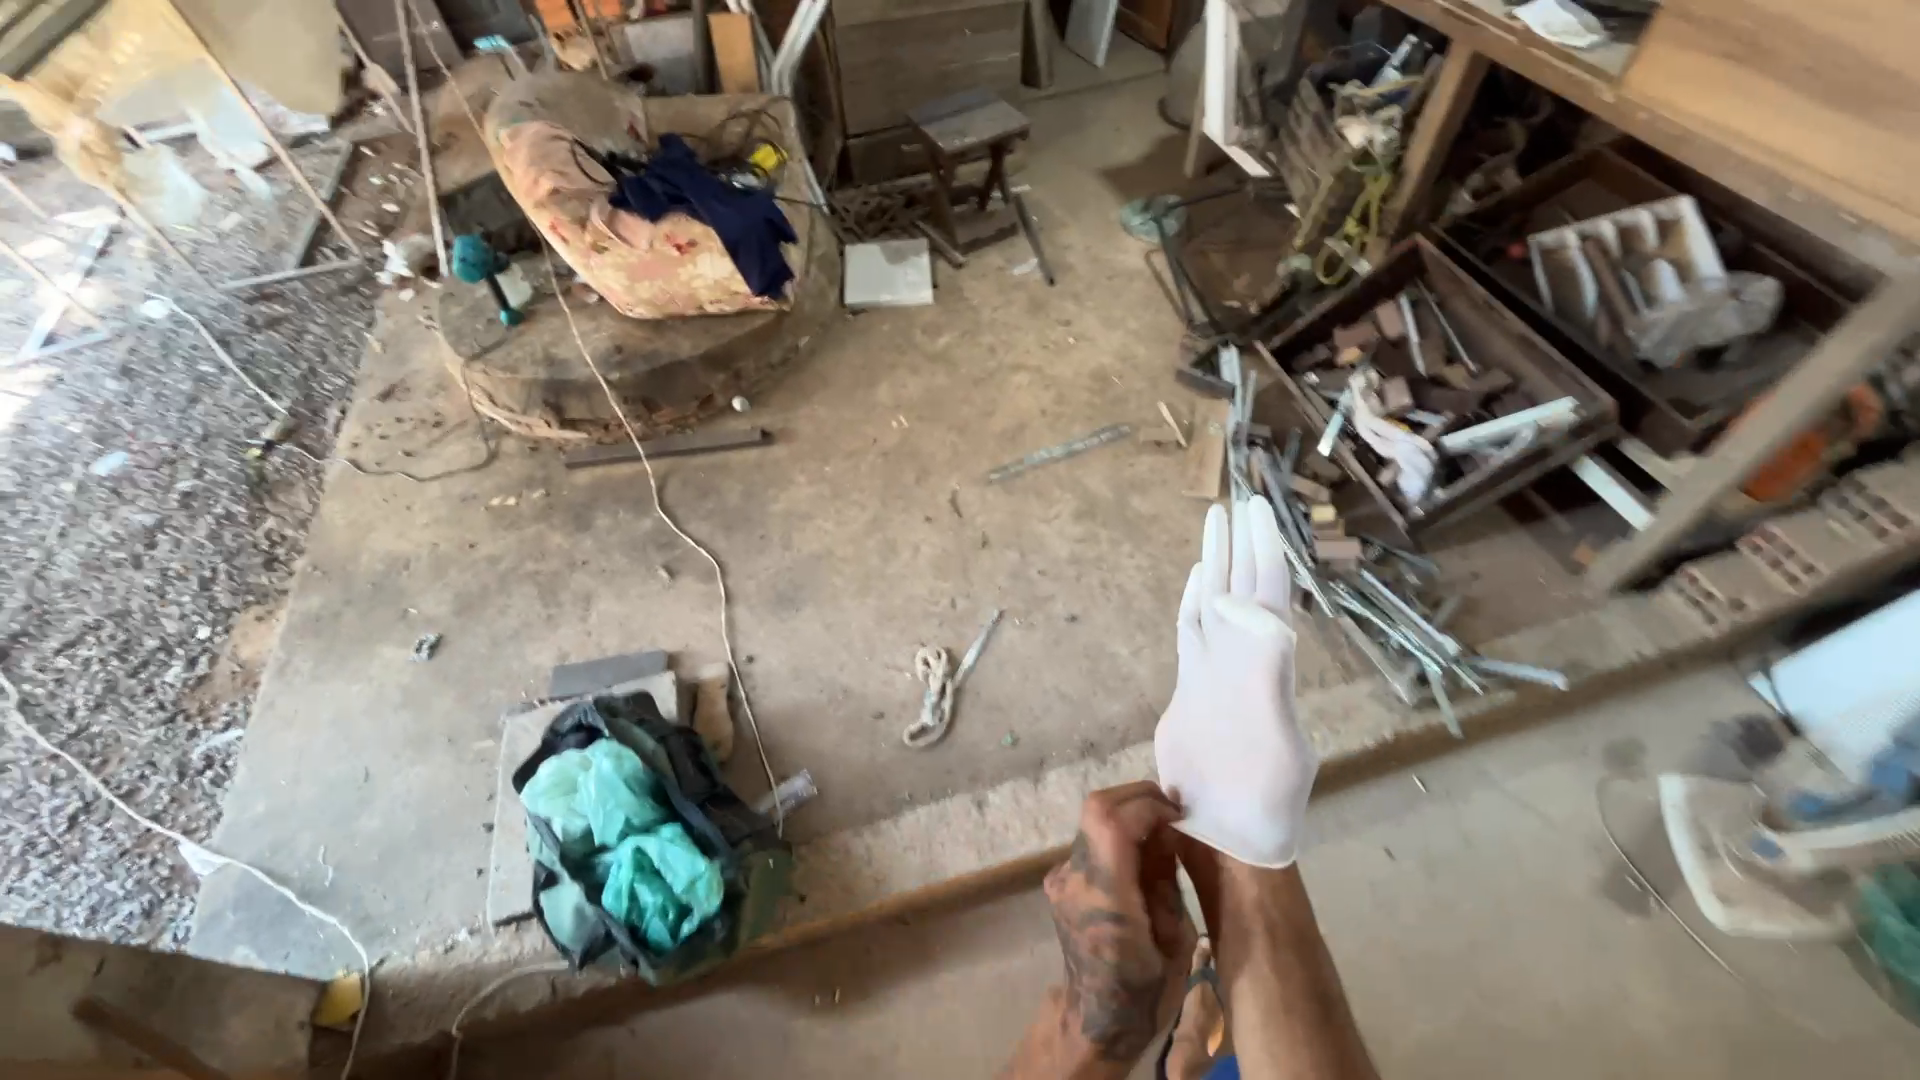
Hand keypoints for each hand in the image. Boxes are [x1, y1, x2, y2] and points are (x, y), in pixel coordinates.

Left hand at [1042, 782, 1196, 1066]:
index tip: (1179, 814)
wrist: (1097, 1020)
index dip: (1149, 806)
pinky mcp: (1060, 880)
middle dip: (1139, 798)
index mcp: (1104, 897)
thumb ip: (1165, 878)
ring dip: (1129, 814)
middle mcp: (1073, 878)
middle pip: (1098, 807)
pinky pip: (1091, 840)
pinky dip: (1118, 834)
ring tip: (1160, 833)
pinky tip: (1139, 856)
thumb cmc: (1145, 990)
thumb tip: (1167, 829)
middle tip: (1172, 813)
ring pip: (1093, 819)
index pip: (1114, 822)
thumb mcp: (1176, 938)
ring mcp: (1060, 877)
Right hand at [1155, 499, 1318, 867]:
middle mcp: (1242, 657)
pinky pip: (1191, 631)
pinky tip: (1197, 578)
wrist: (1230, 833)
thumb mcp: (1278, 738)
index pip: (1266, 591)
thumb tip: (1254, 612)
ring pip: (1214, 600)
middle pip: (1241, 585)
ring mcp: (1215, 670)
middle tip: (1237, 498)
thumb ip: (1267, 674)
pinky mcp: (1190, 687)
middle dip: (1240, 542)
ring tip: (1215, 521)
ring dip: (1216, 561)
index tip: (1255, 508)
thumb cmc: (1263, 796)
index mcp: (1266, 662)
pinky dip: (1194, 600)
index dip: (1262, 548)